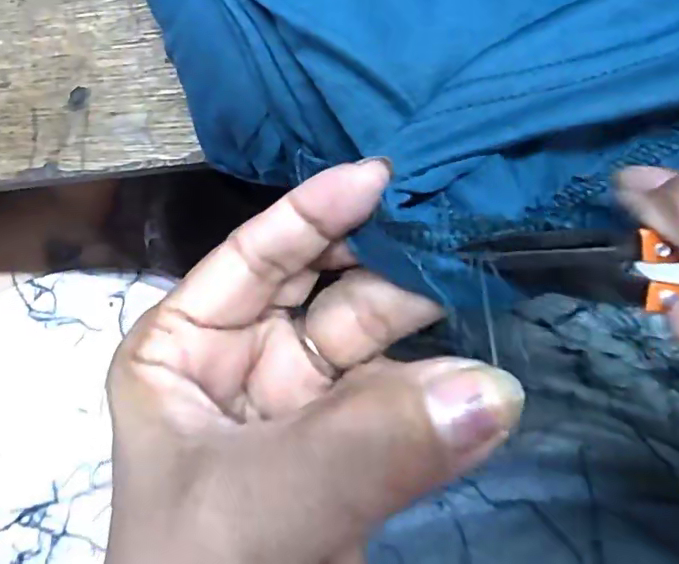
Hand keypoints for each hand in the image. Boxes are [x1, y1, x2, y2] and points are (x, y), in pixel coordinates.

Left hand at [106, 159, 524, 563]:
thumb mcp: (260, 507)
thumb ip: (369, 444)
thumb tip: (496, 387)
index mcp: (181, 345)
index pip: (251, 255)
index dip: (313, 210)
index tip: (379, 172)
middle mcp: (237, 359)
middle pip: (317, 285)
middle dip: (376, 252)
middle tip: (444, 216)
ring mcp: (293, 405)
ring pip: (363, 336)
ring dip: (418, 313)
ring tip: (477, 277)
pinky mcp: (344, 453)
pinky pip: (394, 399)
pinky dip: (437, 388)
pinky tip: (484, 374)